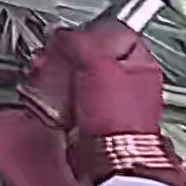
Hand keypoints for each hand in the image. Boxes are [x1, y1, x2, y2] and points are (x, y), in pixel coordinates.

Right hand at [48, 18, 165, 137]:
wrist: (106, 154)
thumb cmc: (116, 115)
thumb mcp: (98, 65)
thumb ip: (80, 41)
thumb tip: (61, 32)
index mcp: (139, 64)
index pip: (111, 33)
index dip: (88, 32)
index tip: (73, 36)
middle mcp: (123, 78)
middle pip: (84, 51)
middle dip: (63, 52)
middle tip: (56, 56)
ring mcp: (103, 94)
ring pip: (70, 68)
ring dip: (52, 68)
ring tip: (47, 72)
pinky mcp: (84, 108)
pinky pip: (62, 87)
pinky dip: (51, 86)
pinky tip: (47, 87)